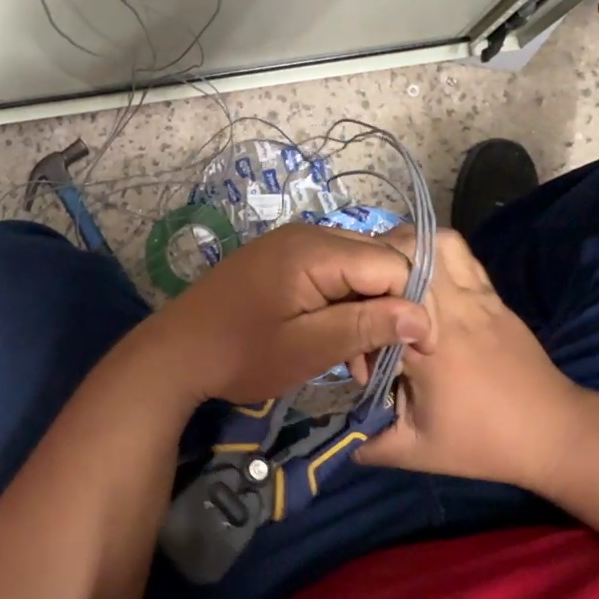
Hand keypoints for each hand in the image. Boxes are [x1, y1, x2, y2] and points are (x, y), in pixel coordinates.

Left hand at [122, 222, 431, 406]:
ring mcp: (292, 244)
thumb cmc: (241, 354)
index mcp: (315, 250)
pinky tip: (340, 345)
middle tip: (390, 359)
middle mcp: (308, 235)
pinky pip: (331, 275)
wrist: (176, 352)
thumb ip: (365, 326)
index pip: (392, 263)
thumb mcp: (308, 348)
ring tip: (362, 363)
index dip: (412, 305)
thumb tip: (423, 317)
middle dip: (392, 308)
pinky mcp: (282, 259)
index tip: (418, 352)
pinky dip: (343, 307)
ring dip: (368, 312)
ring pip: (356, 270)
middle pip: (377, 262)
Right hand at [354, 229, 584, 490]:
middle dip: (374, 261)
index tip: (352, 337)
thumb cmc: (485, 443)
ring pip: (439, 240)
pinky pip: (462, 255)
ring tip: (390, 278)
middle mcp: (454, 308)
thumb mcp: (418, 452)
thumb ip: (371, 444)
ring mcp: (478, 297)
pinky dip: (436, 255)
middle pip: (408, 249)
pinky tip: (423, 284)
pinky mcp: (494, 296)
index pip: (379, 296)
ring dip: (408, 248)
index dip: (356, 309)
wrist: (557, 434)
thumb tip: (338, 441)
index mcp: (430, 342)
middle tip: (361, 292)